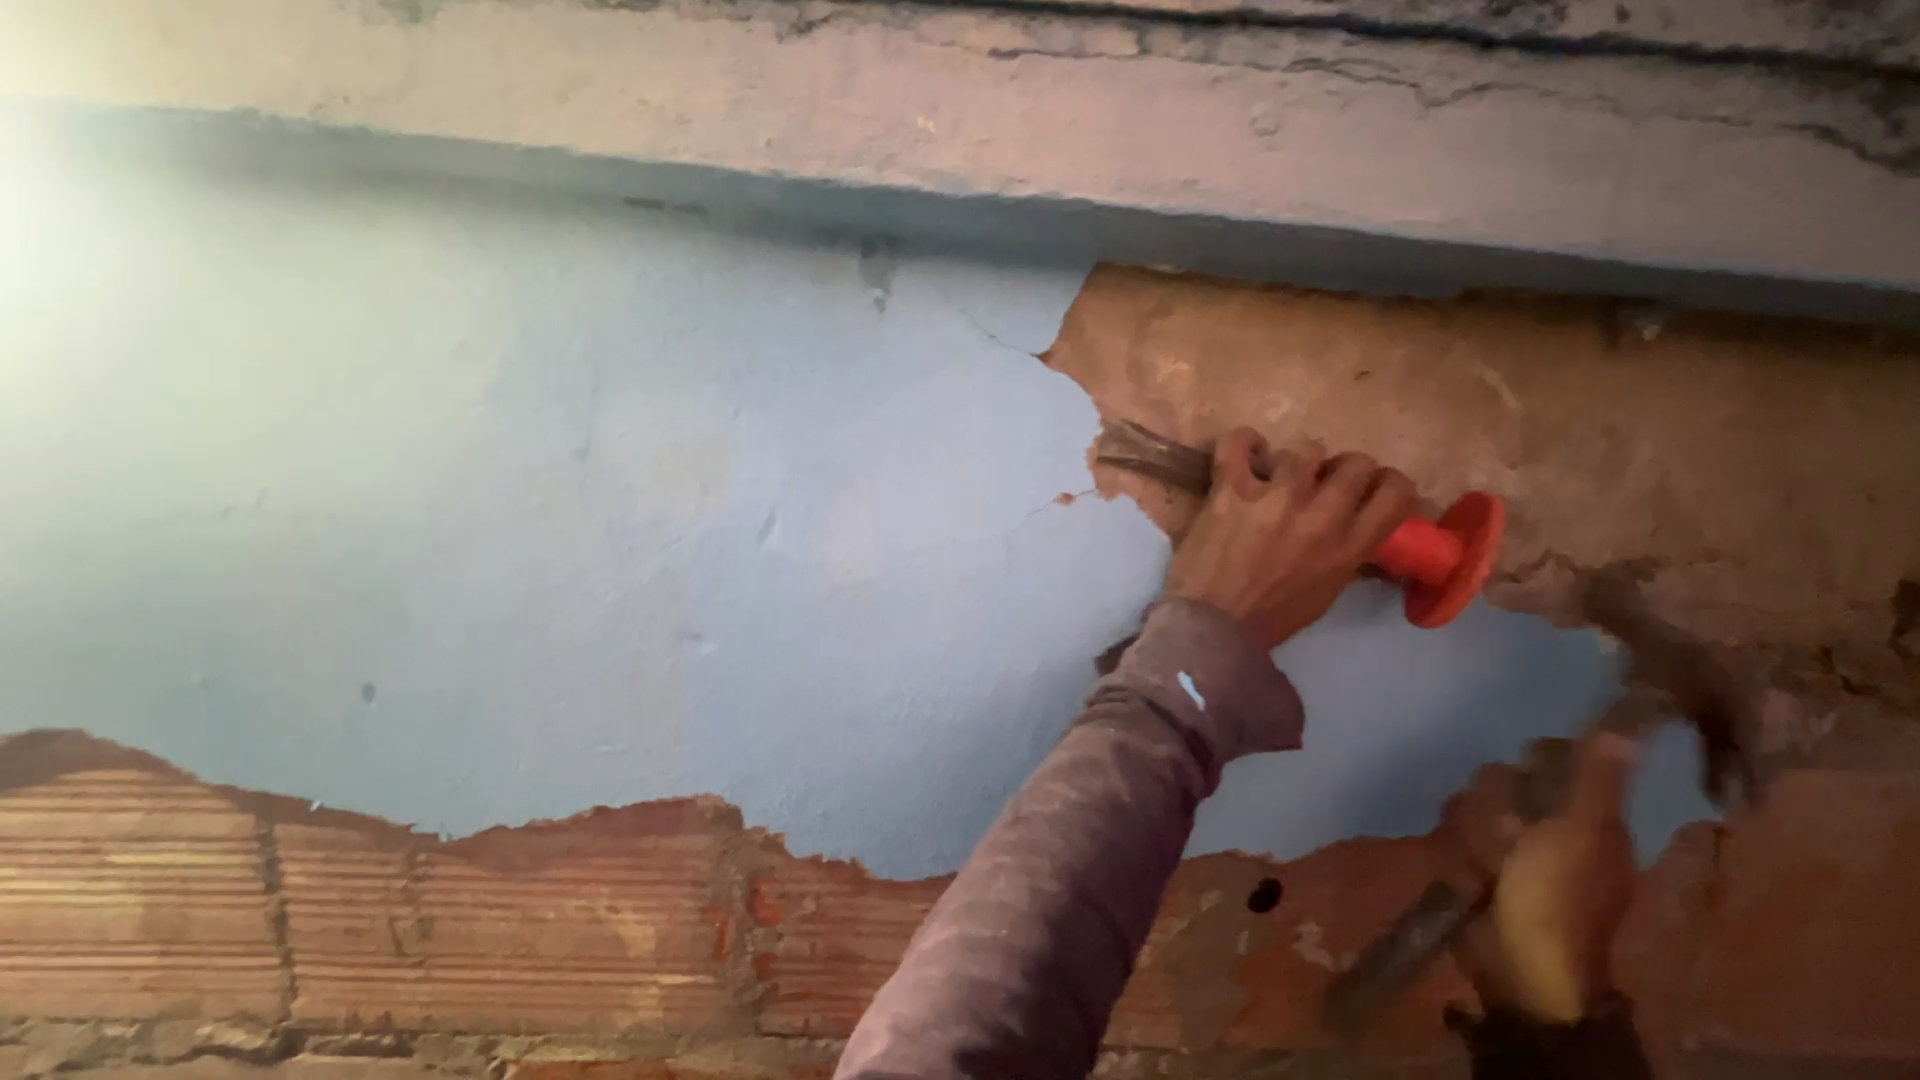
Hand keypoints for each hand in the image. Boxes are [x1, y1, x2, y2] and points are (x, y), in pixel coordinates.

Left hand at [1162, 427, 1416, 650]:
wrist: (1212, 627)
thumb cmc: (1270, 618)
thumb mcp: (1326, 592)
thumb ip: (1348, 556)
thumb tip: (1362, 534)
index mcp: (1350, 546)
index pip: (1396, 492)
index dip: (1388, 483)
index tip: (1371, 487)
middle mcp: (1321, 515)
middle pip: (1355, 463)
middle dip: (1343, 468)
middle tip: (1323, 481)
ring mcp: (1275, 498)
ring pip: (1305, 450)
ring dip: (1295, 461)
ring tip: (1279, 475)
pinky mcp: (1230, 491)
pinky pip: (1238, 444)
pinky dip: (1243, 442)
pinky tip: (1247, 452)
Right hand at [1441, 733, 1638, 1021]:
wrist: (1519, 970)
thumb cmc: (1556, 898)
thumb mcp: (1578, 833)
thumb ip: (1592, 780)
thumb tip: (1625, 727)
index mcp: (1582, 815)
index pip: (1542, 758)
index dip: (1528, 767)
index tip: (1526, 783)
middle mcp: (1544, 824)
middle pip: (1495, 782)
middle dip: (1491, 812)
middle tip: (1508, 844)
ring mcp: (1507, 848)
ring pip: (1466, 810)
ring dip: (1471, 841)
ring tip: (1485, 873)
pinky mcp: (1474, 868)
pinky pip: (1448, 841)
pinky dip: (1455, 863)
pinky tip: (1469, 883)